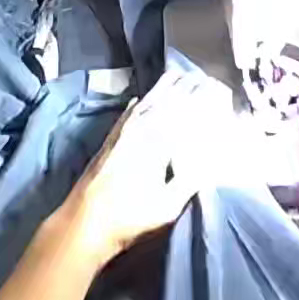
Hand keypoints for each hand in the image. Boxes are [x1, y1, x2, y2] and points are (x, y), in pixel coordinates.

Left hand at [54, 74, 208, 263]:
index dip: (201, 97)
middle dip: (185, 87)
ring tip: (176, 75)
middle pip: (167, 101)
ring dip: (162, 88)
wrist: (83, 224)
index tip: (215, 87)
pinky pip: (126, 114)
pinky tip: (137, 99)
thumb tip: (212, 159)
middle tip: (200, 76)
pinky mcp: (109, 140)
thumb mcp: (167, 206)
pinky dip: (136, 103)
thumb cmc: (129, 218)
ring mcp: (123, 132)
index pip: (186, 111)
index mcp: (160, 141)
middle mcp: (142, 129)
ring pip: (147, 102)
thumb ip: (190, 181)